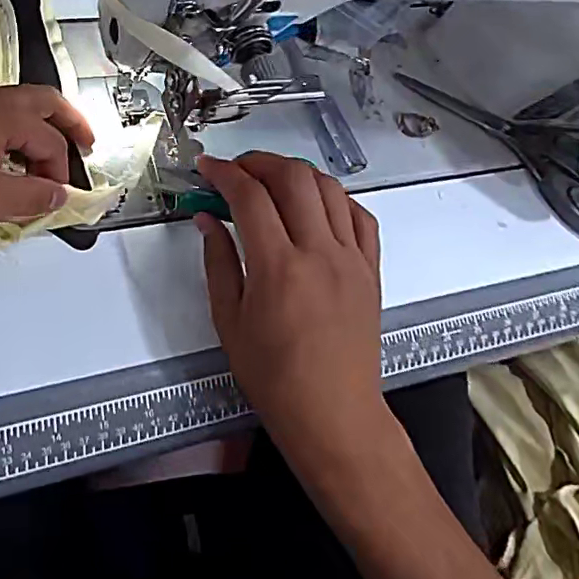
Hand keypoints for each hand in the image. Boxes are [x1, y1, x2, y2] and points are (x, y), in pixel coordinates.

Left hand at [0, 84, 95, 229]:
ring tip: (48, 156)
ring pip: (20, 104)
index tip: (59, 202)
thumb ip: (28, 196)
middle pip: (45, 102)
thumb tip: (60, 195)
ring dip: (43, 126)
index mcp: (4, 113)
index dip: (62, 173)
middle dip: (71, 123)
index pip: (51, 142)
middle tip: (87, 147)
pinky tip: (5, 156)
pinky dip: (17, 129)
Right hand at [194, 152, 393, 464]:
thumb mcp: (229, 320)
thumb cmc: (276, 378)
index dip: (224, 172)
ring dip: (295, 173)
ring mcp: (351, 259)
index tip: (208, 167)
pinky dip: (334, 198)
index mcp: (278, 268)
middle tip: (237, 170)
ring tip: (272, 181)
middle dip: (259, 162)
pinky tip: (315, 204)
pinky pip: (359, 215)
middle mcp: (319, 254)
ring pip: (328, 187)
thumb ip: (217, 260)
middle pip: (293, 178)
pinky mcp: (371, 270)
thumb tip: (207, 219)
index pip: (250, 196)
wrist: (334, 416)